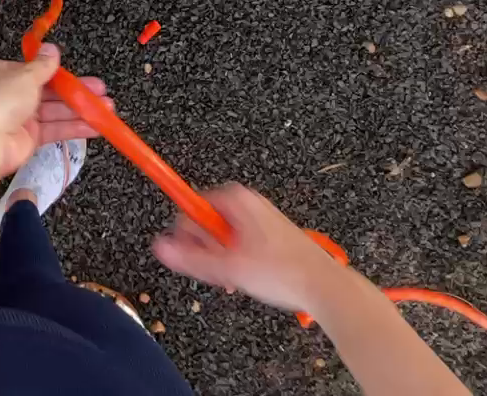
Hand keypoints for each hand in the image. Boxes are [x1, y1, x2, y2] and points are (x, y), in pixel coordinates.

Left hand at [0, 44, 110, 176]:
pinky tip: (96, 126)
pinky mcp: (30, 138)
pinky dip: (75, 127)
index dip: (61, 73)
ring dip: (81, 110)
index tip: (82, 75)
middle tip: (102, 92)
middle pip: (51, 91)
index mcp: (6, 73)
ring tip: (107, 109)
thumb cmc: (0, 102)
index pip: (37, 70)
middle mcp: (13, 94)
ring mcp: (22, 117)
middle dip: (77, 92)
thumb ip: (43, 66)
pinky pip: (56, 129)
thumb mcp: (24, 76)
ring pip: (56, 111)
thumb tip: (52, 49)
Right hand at [152, 184, 348, 313]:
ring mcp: (259, 215)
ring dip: (223, 257)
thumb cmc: (285, 272)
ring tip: (237, 278)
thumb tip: (161, 247)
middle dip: (208, 248)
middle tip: (220, 270)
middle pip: (207, 221)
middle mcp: (246, 201)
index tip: (188, 253)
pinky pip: (240, 239)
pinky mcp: (269, 231)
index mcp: (234, 199)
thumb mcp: (229, 267)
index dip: (187, 233)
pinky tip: (248, 278)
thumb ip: (190, 257)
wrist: (326, 287)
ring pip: (223, 234)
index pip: (191, 207)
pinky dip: (238, 258)